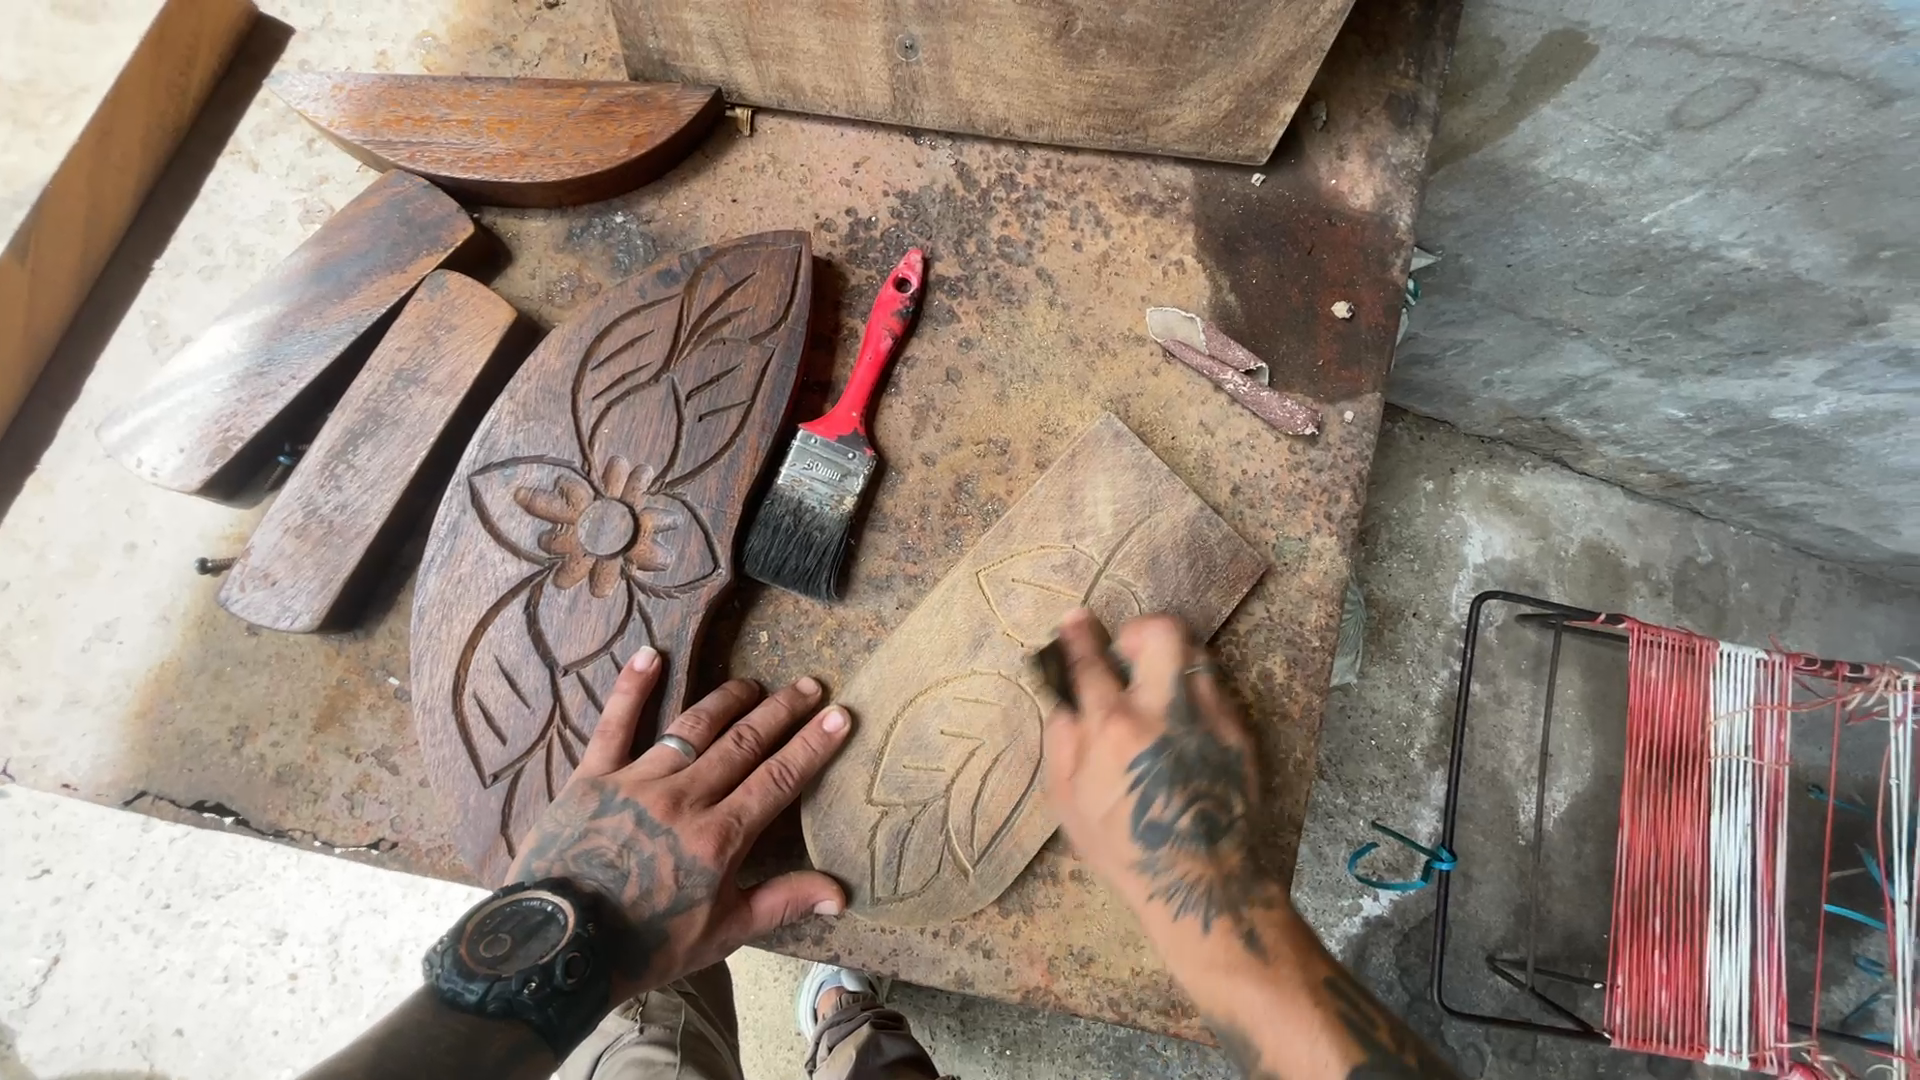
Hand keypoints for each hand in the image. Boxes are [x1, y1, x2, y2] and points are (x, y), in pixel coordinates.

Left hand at [507, 646, 852, 1002]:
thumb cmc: (643, 945)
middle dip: (782, 710)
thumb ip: (782, 903)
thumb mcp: (721, 933)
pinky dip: (634, 688)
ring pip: (694, 727)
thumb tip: (841, 895)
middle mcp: (686, 798)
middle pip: (744, 741)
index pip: (779, 777)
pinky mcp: (594, 776)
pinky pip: (616, 724)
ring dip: (728, 700)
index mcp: (720, 836)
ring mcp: (638, 781)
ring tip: (753, 683)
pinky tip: (651, 654)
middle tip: (810, 685)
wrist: (553, 954)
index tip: (839, 714)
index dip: (813, 743)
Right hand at [1043, 610, 1287, 953]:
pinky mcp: (1240, 734)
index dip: (1081, 634)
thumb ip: (1060, 740)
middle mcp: (1166, 712)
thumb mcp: (1067, 801)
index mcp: (1116, 728)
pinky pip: (1214, 690)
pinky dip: (1191, 693)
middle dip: (1140, 629)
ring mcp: (1210, 720)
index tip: (1076, 618)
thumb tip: (1067, 700)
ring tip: (1156, 686)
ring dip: (1169, 659)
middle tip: (1127, 651)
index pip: (1093, 662)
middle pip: (1163, 632)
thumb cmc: (1124, 846)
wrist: (1203, 885)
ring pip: (1195, 653)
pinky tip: (1181, 723)